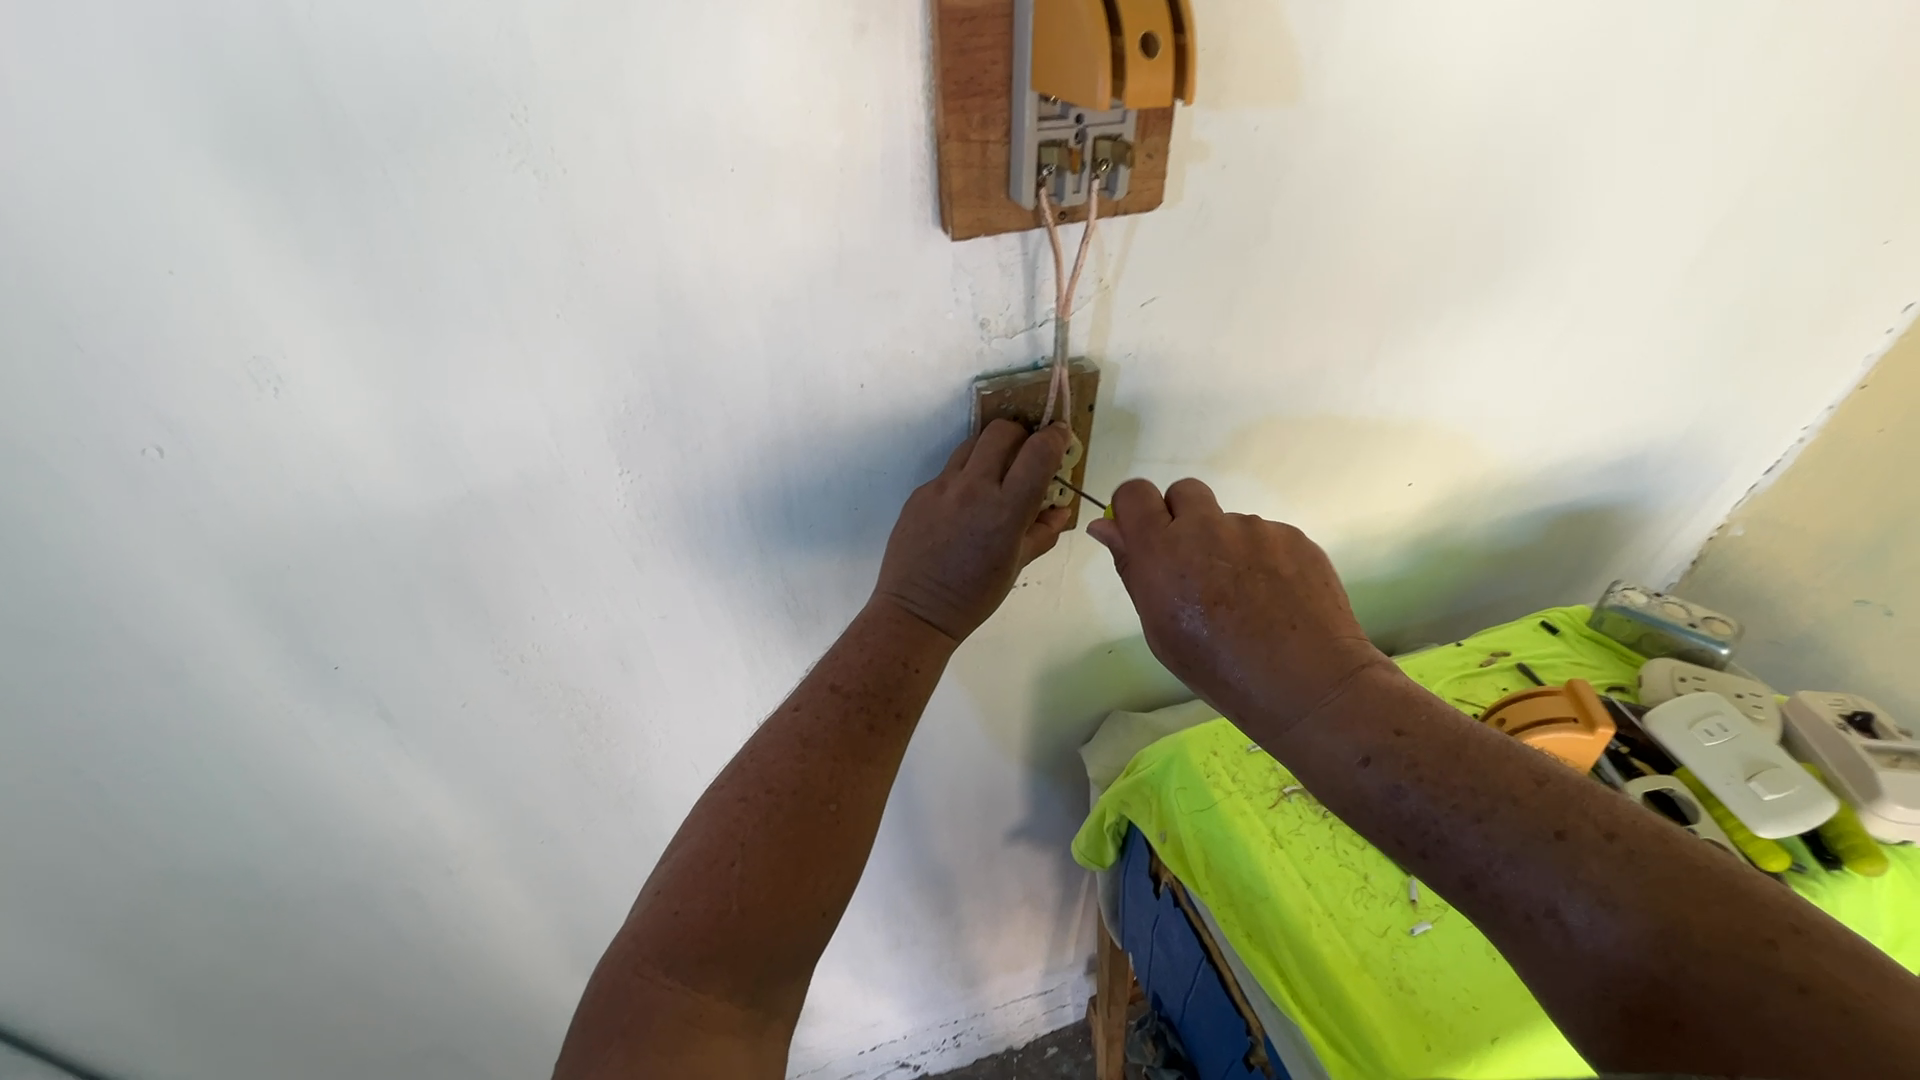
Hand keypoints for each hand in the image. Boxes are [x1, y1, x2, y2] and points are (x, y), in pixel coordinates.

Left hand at [871, 420, 1073, 642]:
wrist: (916, 611)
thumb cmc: (974, 596)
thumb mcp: (1017, 566)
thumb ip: (1042, 532)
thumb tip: (1060, 509)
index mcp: (1005, 510)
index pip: (1037, 453)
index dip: (1054, 437)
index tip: (1060, 436)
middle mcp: (973, 489)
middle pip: (1001, 431)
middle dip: (1020, 434)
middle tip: (1026, 452)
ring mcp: (941, 488)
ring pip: (971, 445)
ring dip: (990, 450)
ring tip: (995, 475)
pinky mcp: (919, 494)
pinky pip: (948, 472)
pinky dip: (964, 477)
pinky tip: (964, 506)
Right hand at [1086, 478, 1389, 733]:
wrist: (1305, 682)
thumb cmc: (1217, 668)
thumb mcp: (1158, 628)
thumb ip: (1132, 569)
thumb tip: (1105, 526)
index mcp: (1163, 551)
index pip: (1135, 493)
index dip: (1134, 508)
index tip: (1141, 534)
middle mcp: (1207, 527)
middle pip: (1184, 491)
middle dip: (1181, 516)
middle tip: (1192, 563)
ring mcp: (1254, 528)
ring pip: (1228, 523)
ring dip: (1226, 547)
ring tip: (1245, 599)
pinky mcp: (1293, 537)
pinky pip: (1266, 538)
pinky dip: (1263, 561)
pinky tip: (1274, 600)